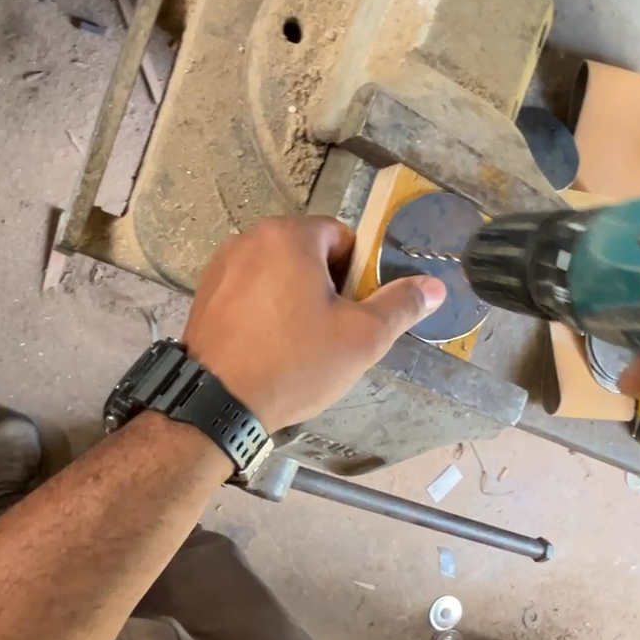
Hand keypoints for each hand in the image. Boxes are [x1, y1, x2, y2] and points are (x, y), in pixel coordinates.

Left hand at [184, 215, 446, 430]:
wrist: (218, 403)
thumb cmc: (294, 364)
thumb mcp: (362, 339)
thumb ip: (401, 306)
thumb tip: (435, 286)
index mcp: (290, 235)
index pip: (343, 239)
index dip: (357, 277)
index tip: (351, 314)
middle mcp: (250, 238)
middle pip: (308, 254)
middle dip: (325, 289)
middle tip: (327, 335)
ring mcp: (221, 265)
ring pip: (277, 274)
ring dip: (294, 299)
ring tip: (296, 345)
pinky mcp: (204, 293)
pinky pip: (249, 292)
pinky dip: (263, 311)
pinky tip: (266, 347)